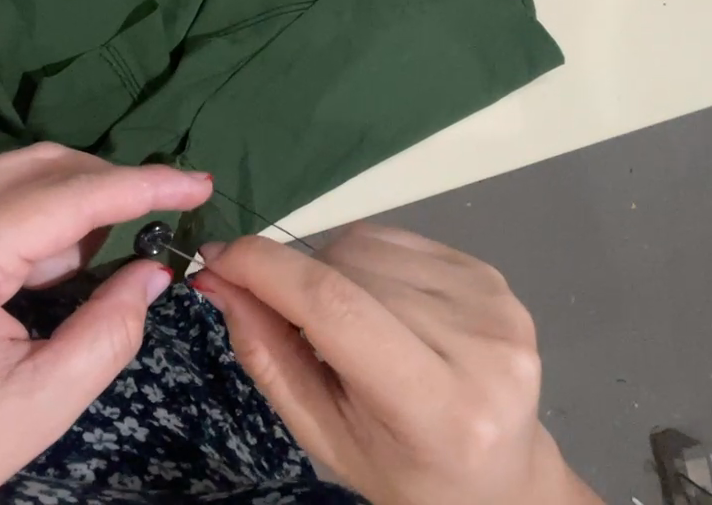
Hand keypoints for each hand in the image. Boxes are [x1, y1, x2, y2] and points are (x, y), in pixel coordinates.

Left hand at [0, 143, 214, 504]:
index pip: (67, 197)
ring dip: (73, 202)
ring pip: (16, 177)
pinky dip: (36, 219)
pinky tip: (59, 262)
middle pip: (41, 167)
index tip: (199, 182)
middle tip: (164, 218)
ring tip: (113, 252)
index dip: (141, 185)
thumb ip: (107, 330)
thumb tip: (154, 271)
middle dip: (108, 186)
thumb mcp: (38, 404)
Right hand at [191, 224, 599, 504]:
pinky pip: (390, 237)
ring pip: (362, 244)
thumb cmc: (398, 465)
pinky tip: (379, 303)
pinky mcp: (493, 276)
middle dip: (294, 279)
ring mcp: (493, 305)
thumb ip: (264, 351)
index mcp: (438, 408)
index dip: (264, 269)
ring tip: (347, 320)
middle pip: (343, 269)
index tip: (213, 257)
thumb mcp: (319, 430)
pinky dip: (362, 260)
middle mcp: (479, 348)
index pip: (335, 308)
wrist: (497, 475)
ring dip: (329, 268)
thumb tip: (214, 274)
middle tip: (295, 323)